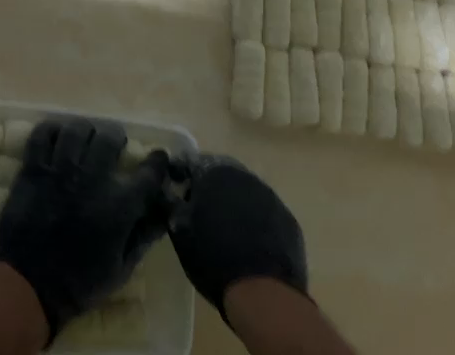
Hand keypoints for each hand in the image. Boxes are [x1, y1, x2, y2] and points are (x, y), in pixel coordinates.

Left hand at [0, 117, 174, 339]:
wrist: (28, 284)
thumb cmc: (79, 283)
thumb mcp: (122, 268)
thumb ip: (144, 236)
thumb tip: (165, 211)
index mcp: (119, 207)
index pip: (148, 173)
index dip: (157, 162)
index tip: (158, 158)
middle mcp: (92, 179)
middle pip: (110, 138)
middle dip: (117, 137)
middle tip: (116, 143)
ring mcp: (59, 170)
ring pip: (77, 129)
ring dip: (87, 129)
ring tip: (87, 136)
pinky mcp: (33, 168)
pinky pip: (43, 134)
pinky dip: (52, 130)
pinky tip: (58, 137)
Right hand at [168, 155, 307, 316]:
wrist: (263, 293)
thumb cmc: (212, 257)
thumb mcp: (179, 230)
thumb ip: (170, 203)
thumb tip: (167, 189)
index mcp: (215, 173)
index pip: (191, 161)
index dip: (179, 172)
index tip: (173, 185)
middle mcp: (245, 176)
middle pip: (220, 173)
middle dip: (207, 186)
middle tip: (196, 206)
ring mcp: (270, 198)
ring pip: (244, 191)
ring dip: (231, 201)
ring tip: (222, 225)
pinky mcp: (288, 220)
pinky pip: (264, 212)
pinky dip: (252, 219)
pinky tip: (247, 240)